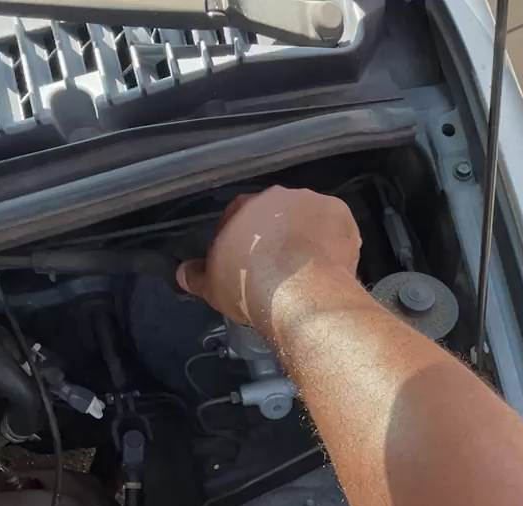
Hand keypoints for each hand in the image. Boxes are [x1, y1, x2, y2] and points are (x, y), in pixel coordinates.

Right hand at [175, 186, 361, 335]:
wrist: (297, 291)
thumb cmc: (251, 286)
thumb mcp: (213, 287)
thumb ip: (196, 276)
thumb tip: (183, 274)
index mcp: (242, 207)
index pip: (239, 216)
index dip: (243, 240)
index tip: (248, 262)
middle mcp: (276, 197)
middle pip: (276, 214)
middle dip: (278, 237)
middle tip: (279, 267)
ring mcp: (310, 202)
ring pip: (308, 218)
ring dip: (308, 237)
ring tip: (307, 270)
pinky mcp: (339, 214)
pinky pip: (337, 226)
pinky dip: (335, 242)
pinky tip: (331, 264)